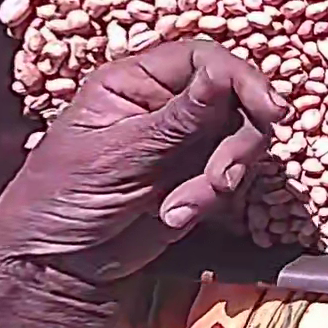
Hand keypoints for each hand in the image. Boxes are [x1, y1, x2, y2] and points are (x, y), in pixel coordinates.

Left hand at [0, 39, 287, 288]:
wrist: (58, 266)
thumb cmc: (62, 199)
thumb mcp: (119, 154)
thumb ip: (179, 118)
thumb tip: (225, 76)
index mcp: (137, 81)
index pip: (204, 61)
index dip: (242, 78)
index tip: (270, 108)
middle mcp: (171, 101)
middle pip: (237, 97)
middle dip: (240, 139)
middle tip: (225, 175)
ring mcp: (191, 137)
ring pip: (245, 136)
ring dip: (226, 172)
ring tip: (187, 204)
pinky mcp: (204, 171)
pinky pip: (234, 172)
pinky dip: (213, 196)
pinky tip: (178, 213)